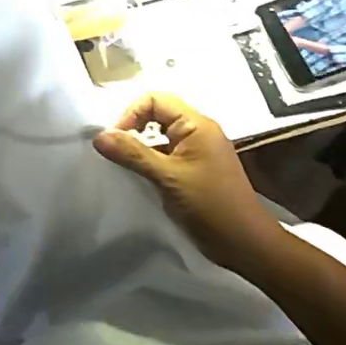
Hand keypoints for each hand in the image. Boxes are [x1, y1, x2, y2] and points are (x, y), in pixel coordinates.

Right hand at [93, 94, 284, 271]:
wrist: (246, 244)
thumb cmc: (209, 205)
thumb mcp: (167, 178)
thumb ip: (132, 154)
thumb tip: (98, 136)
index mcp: (196, 124)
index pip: (155, 99)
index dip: (131, 114)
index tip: (116, 140)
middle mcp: (199, 131)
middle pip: (158, 115)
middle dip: (134, 129)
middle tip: (118, 153)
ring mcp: (200, 151)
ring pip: (162, 136)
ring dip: (142, 147)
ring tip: (126, 168)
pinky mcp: (198, 169)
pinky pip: (169, 154)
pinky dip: (152, 162)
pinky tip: (142, 180)